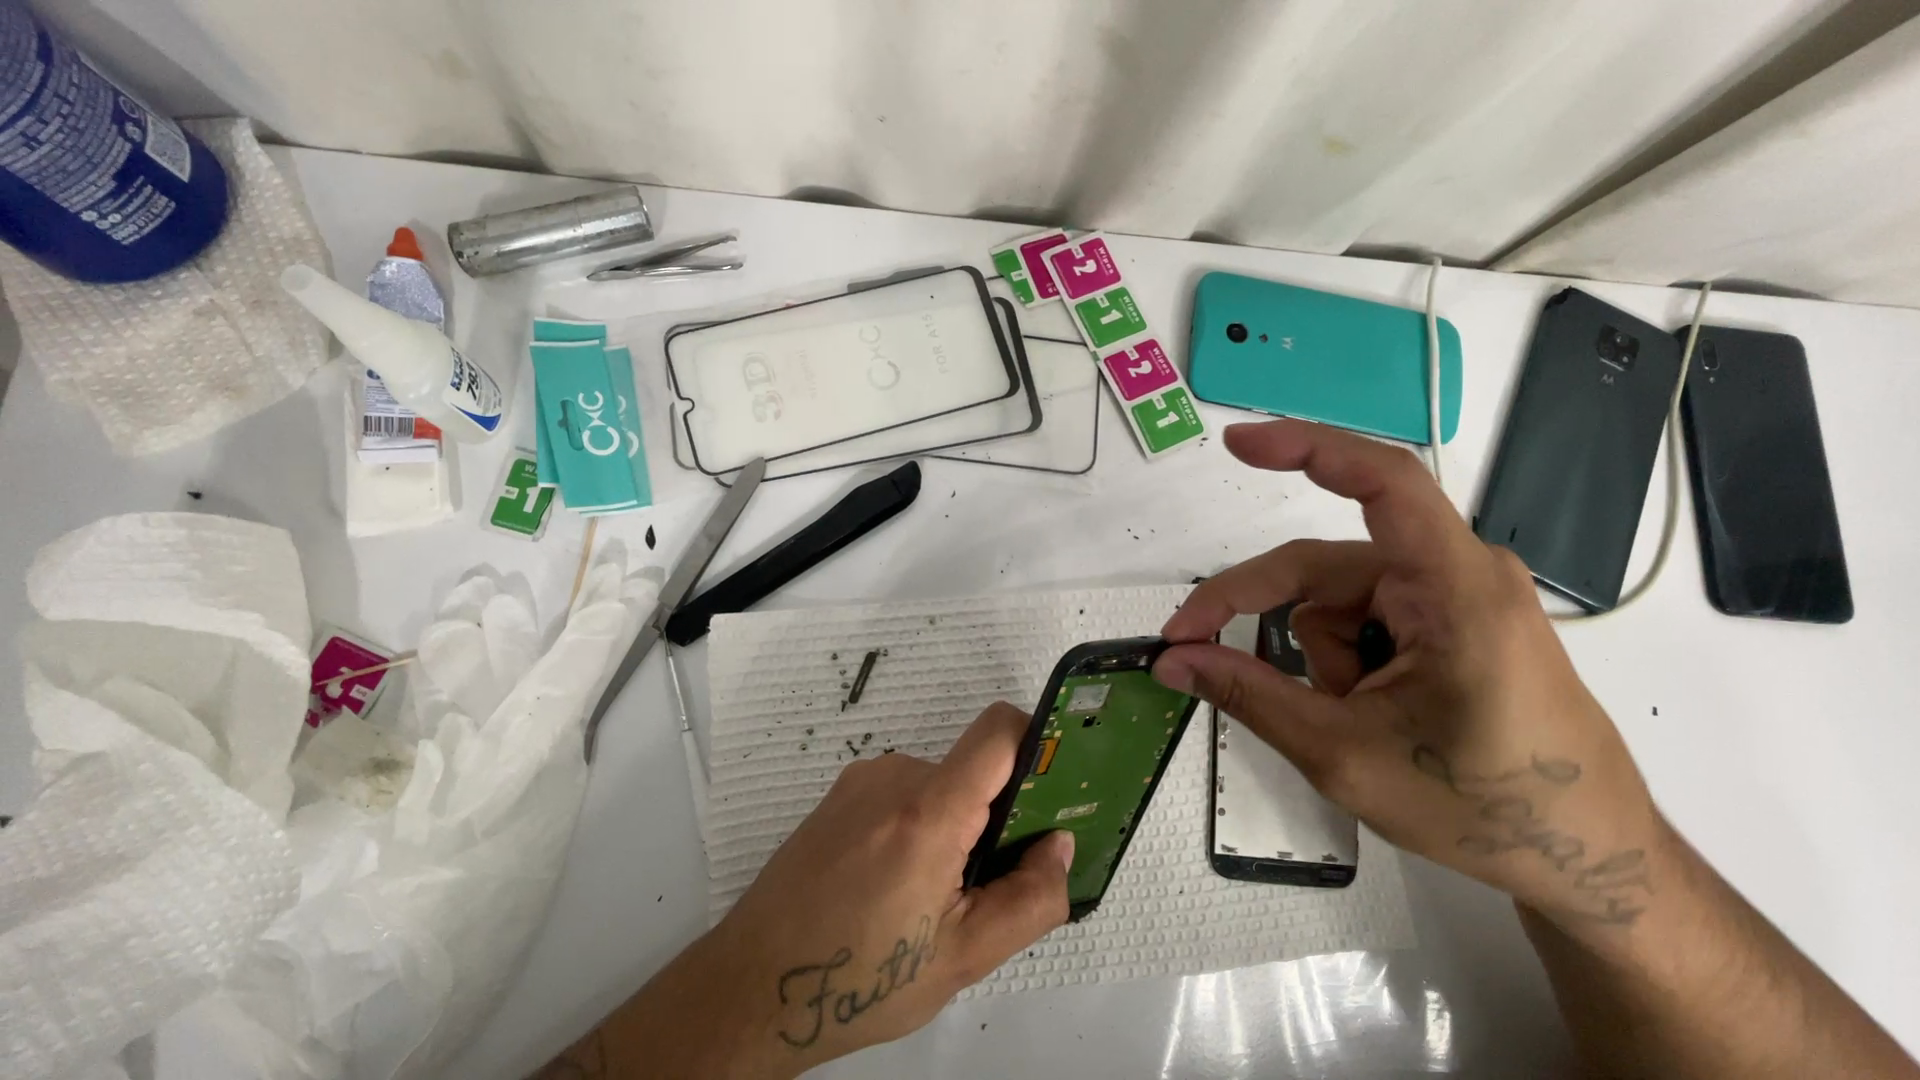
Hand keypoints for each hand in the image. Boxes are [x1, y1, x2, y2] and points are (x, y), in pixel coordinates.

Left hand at [607, 703, 1072, 1078]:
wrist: (750, 988)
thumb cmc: (860, 979)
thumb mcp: (964, 957)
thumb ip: (1031, 899)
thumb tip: (1058, 844)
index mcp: (926, 811)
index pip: (998, 732)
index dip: (1038, 744)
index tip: (1053, 792)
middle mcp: (892, 777)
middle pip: (973, 771)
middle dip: (994, 819)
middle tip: (981, 889)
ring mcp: (858, 784)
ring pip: (939, 788)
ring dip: (954, 830)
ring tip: (929, 902)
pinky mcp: (836, 799)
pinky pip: (902, 796)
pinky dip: (919, 829)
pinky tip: (893, 892)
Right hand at [1154, 419, 1671, 934]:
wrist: (1588, 855)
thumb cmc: (1479, 807)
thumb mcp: (1342, 753)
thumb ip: (1249, 695)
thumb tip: (1169, 661)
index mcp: (1455, 589)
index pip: (1383, 481)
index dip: (1305, 447)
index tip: (1236, 444)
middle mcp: (1459, 573)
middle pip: (1326, 566)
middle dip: (1261, 611)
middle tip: (1188, 648)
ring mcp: (1461, 595)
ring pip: (1342, 599)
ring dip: (1319, 656)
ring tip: (1343, 720)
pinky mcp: (1458, 619)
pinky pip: (1371, 616)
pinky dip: (1346, 659)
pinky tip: (1366, 711)